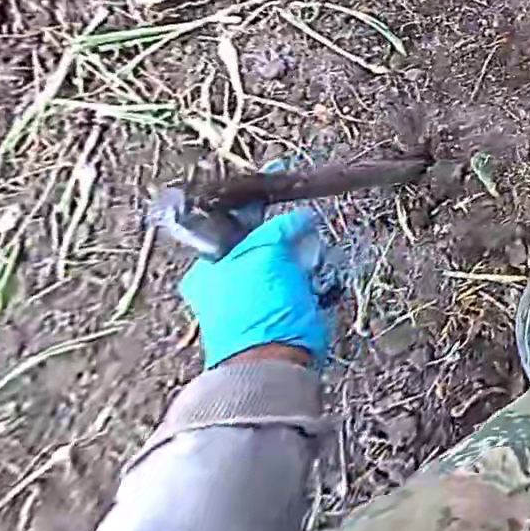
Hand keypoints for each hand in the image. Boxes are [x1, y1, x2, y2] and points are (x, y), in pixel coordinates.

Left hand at [179, 209, 328, 367]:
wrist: (275, 353)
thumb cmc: (256, 306)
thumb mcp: (259, 255)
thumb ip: (276, 228)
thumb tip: (300, 217)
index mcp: (211, 267)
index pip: (238, 222)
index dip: (259, 201)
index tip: (280, 177)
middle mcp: (232, 276)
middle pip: (273, 235)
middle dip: (293, 235)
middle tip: (303, 242)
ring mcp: (262, 290)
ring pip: (296, 253)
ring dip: (309, 256)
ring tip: (311, 269)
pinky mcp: (289, 301)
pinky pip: (310, 272)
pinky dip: (318, 273)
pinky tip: (318, 281)